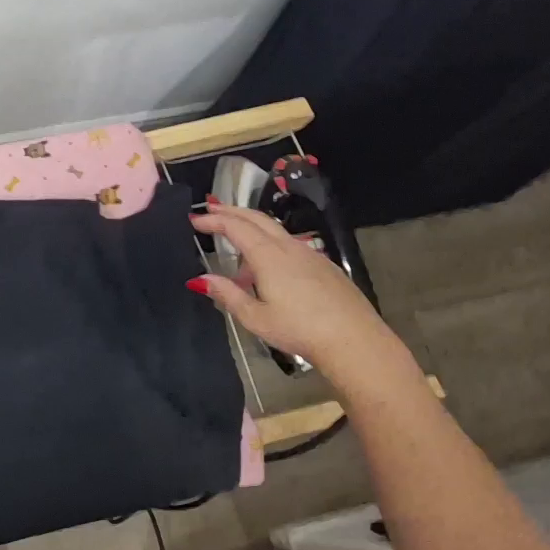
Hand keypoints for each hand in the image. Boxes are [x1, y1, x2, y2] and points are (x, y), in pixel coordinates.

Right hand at [188, 202, 412, 392]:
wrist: (355, 340)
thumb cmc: (299, 330)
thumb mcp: (255, 317)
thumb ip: (227, 294)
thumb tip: (200, 279)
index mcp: (268, 257)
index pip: (235, 227)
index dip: (213, 220)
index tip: (193, 220)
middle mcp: (289, 248)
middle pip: (257, 218)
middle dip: (232, 211)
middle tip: (211, 209)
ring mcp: (310, 254)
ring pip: (276, 230)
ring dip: (251, 226)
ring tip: (235, 241)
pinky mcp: (325, 266)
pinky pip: (291, 244)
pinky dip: (271, 242)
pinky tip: (268, 266)